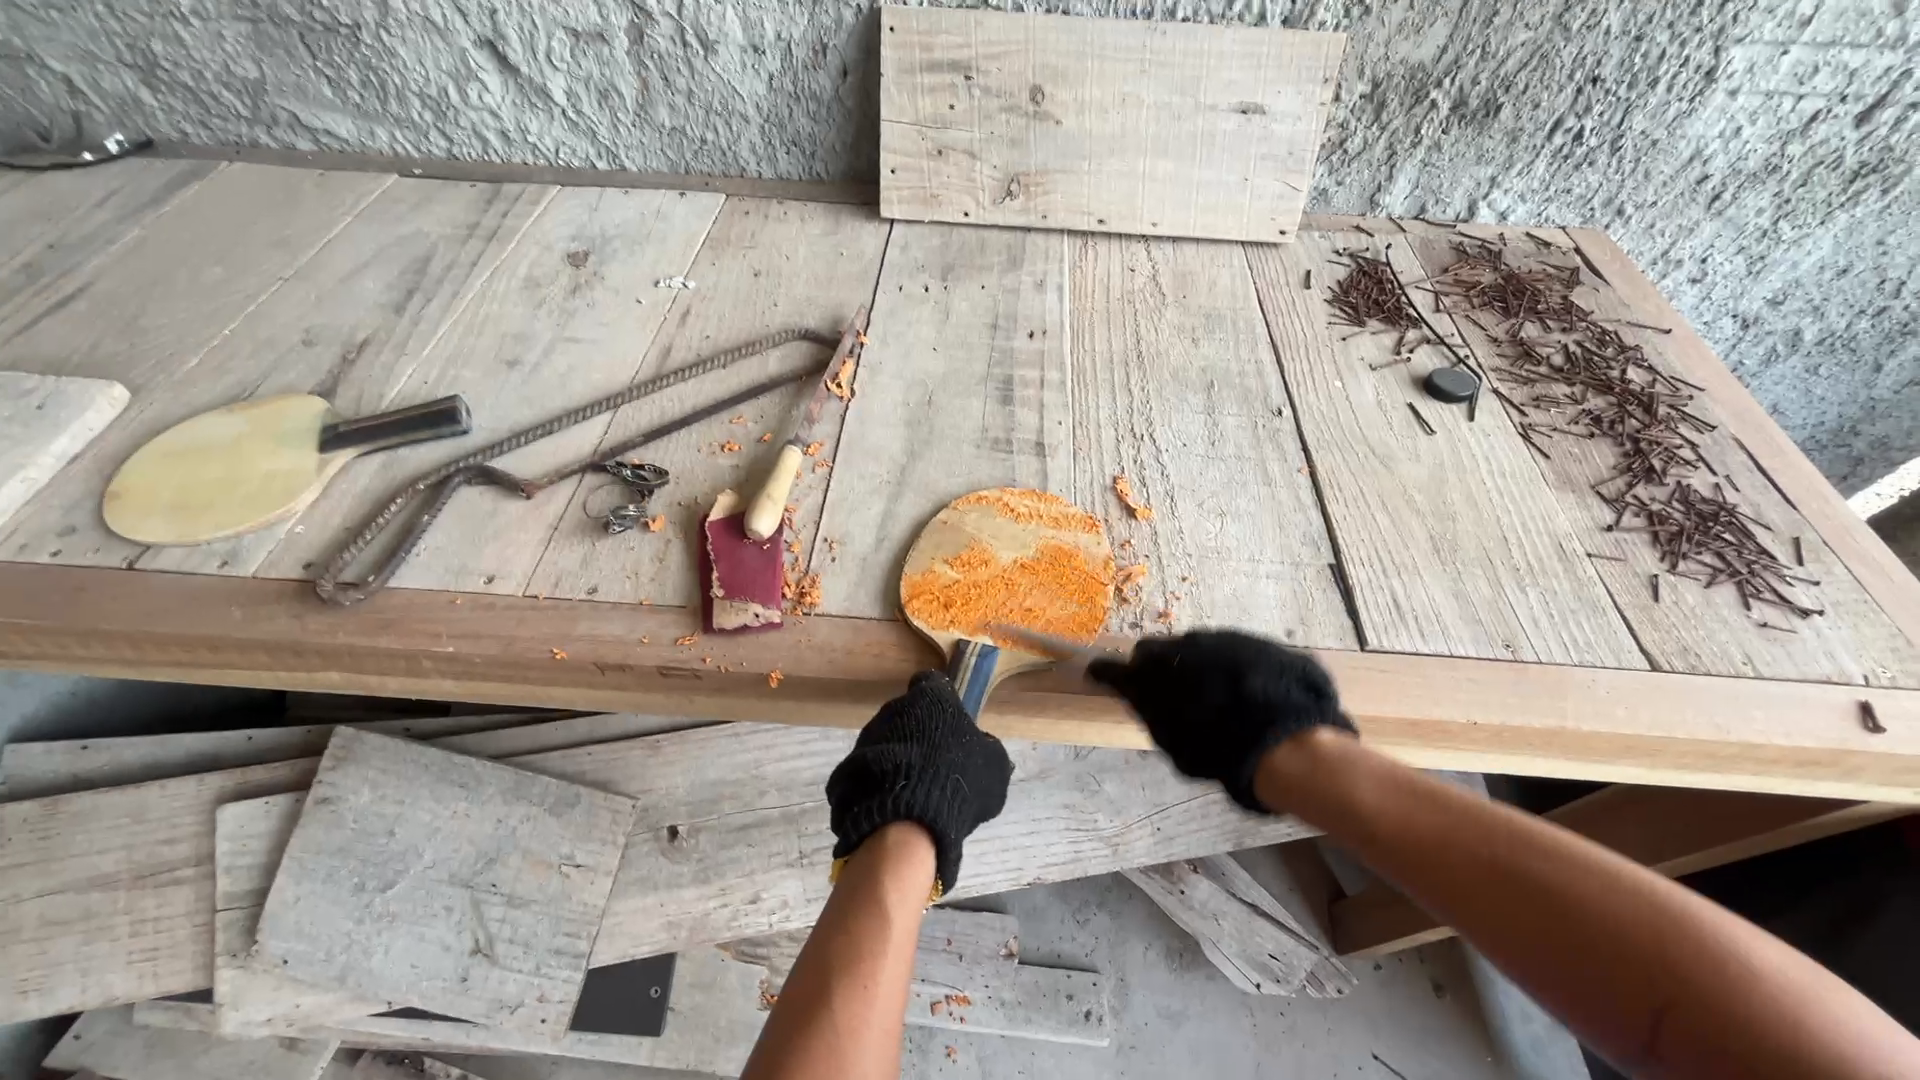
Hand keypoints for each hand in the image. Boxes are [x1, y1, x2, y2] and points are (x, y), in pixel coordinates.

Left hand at [826, 671, 1013, 898]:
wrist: (906, 817)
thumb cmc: (958, 779)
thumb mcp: (993, 766)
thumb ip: (987, 749)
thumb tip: (983, 747)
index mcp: (931, 698)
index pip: (931, 682)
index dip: (939, 698)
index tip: (948, 719)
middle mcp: (896, 707)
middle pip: (907, 713)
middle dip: (917, 731)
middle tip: (933, 761)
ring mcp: (869, 736)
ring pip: (887, 739)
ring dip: (898, 756)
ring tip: (911, 787)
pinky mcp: (850, 764)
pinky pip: (870, 768)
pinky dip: (879, 779)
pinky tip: (893, 801)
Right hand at [1087, 630, 1355, 811]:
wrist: (1284, 737)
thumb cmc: (1219, 752)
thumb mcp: (1175, 746)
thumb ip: (1157, 718)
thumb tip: (1152, 706)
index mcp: (1148, 680)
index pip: (1114, 671)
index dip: (1105, 674)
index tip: (1097, 674)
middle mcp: (1176, 650)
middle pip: (1153, 651)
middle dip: (1155, 666)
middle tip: (1167, 689)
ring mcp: (1214, 639)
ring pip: (1193, 647)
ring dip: (1194, 663)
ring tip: (1214, 692)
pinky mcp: (1249, 638)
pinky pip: (1228, 649)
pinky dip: (1227, 664)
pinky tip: (1243, 688)